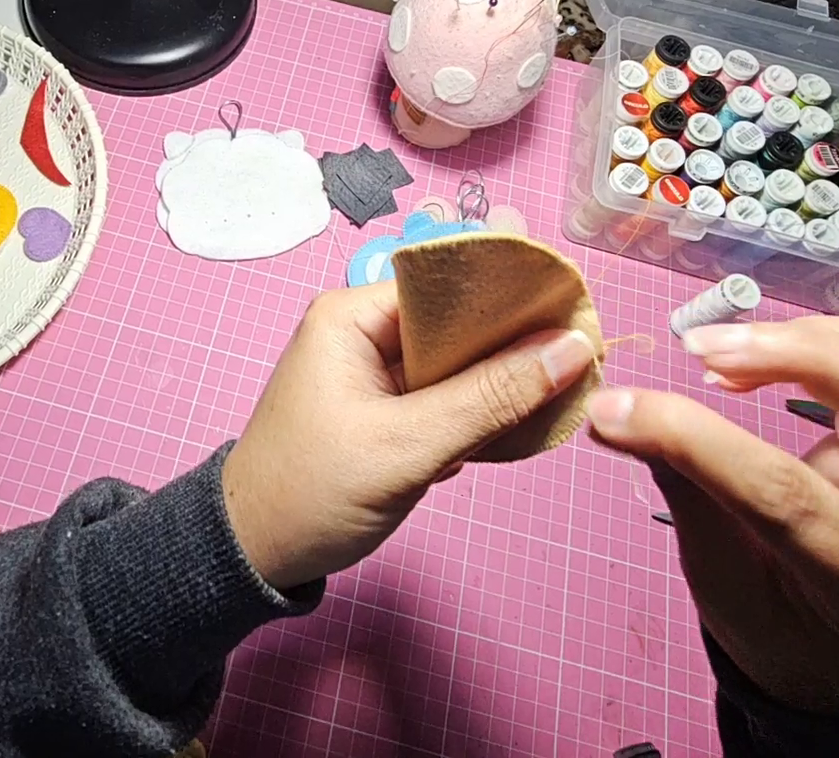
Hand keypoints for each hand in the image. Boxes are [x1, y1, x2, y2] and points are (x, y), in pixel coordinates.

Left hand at [222, 281, 597, 588]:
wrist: (258, 552)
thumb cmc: (313, 491)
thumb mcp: (406, 445)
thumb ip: (490, 397)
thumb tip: (568, 347)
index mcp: (352, 316)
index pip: (444, 285)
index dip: (507, 297)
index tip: (572, 313)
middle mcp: (363, 331)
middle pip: (454, 323)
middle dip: (510, 345)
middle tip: (580, 360)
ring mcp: (373, 370)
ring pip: (454, 362)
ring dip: (497, 384)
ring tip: (559, 395)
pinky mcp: (383, 406)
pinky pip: (442, 394)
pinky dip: (475, 411)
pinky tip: (513, 429)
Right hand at [583, 316, 838, 711]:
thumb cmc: (780, 627)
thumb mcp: (719, 580)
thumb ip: (683, 488)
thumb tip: (615, 410)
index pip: (794, 496)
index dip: (696, 439)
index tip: (614, 409)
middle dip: (807, 357)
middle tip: (700, 350)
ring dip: (819, 340)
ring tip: (728, 354)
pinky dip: (832, 340)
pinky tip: (767, 358)